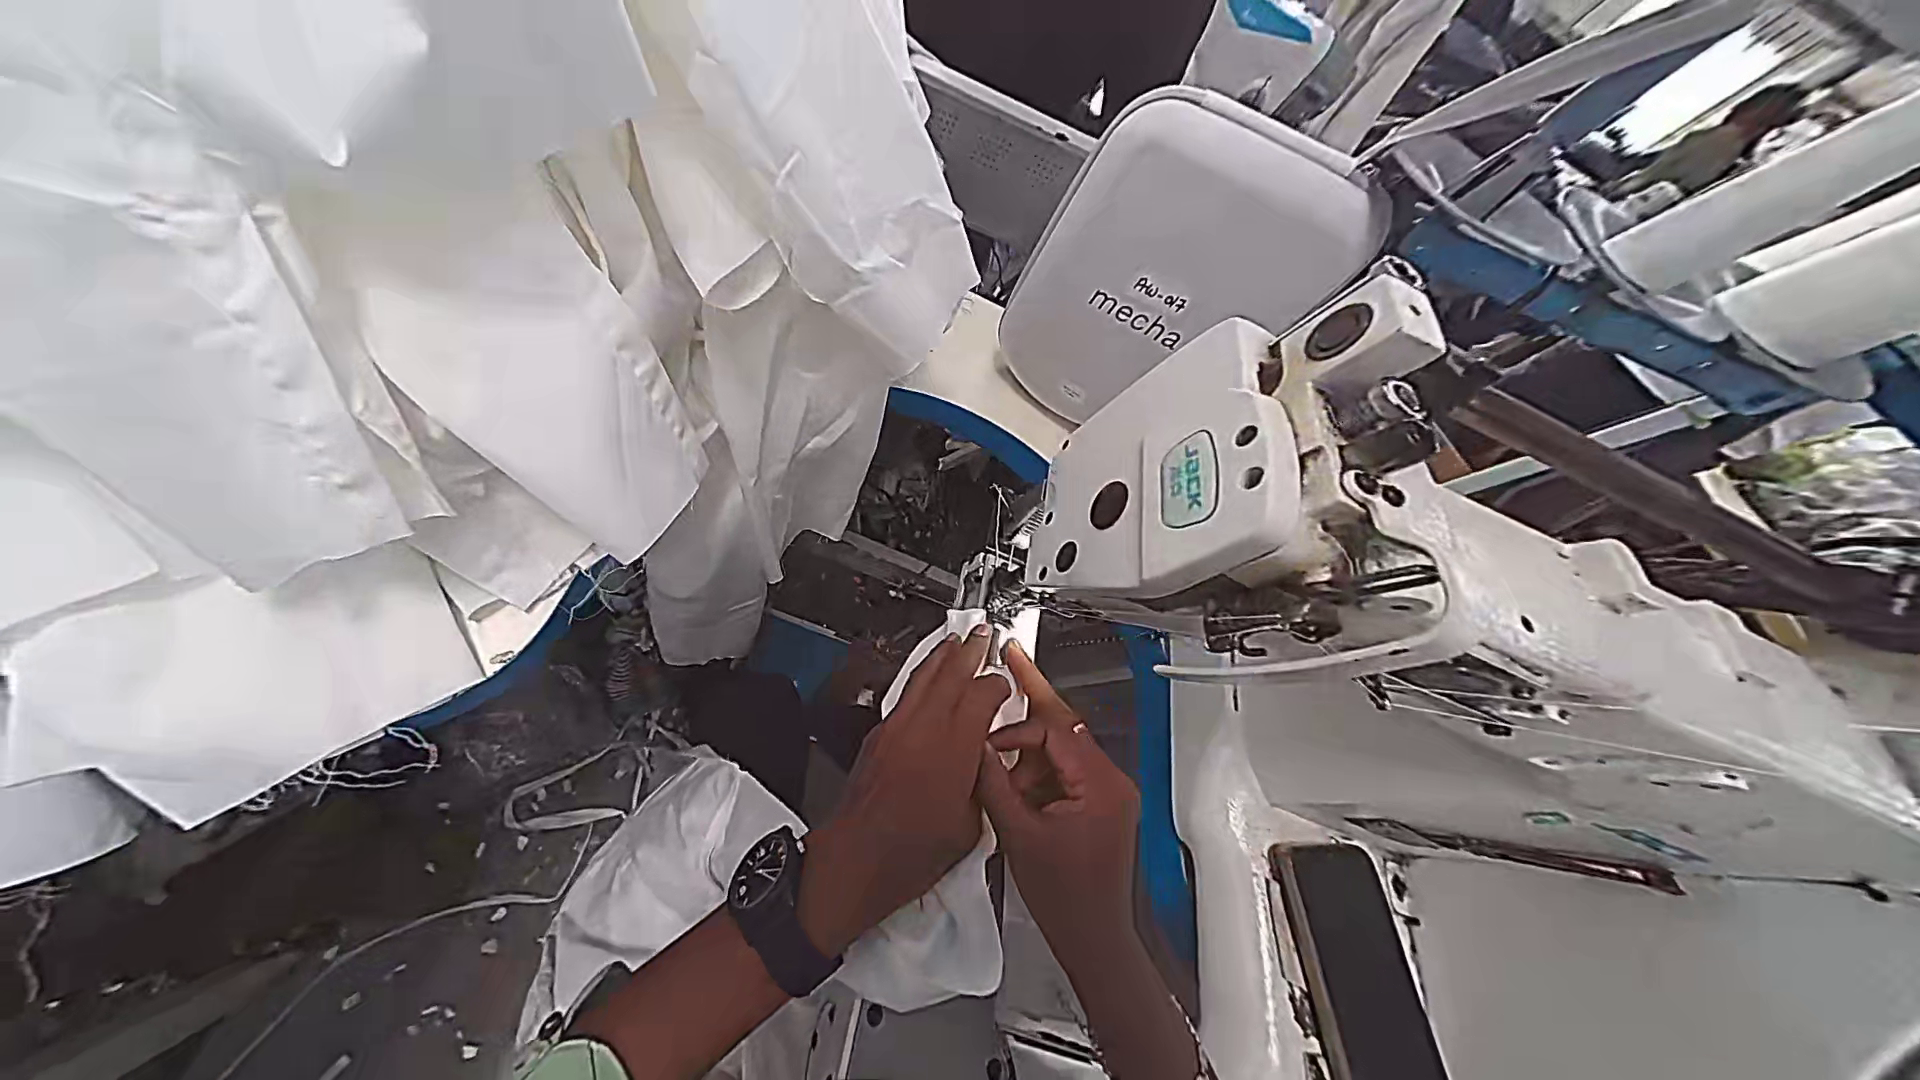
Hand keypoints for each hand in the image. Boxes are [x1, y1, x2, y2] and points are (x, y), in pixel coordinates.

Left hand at [800, 627, 1008, 953]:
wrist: (856, 859)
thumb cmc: (911, 852)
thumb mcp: (970, 823)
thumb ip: (982, 781)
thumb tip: (985, 761)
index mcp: (955, 748)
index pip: (982, 695)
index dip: (998, 685)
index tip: (1004, 685)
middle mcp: (925, 729)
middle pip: (952, 674)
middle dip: (971, 651)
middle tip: (982, 634)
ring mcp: (899, 728)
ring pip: (924, 677)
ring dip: (943, 656)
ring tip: (955, 641)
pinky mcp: (879, 734)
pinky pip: (906, 692)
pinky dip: (921, 676)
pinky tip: (927, 675)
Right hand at [975, 641, 1140, 953]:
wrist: (1094, 939)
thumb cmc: (1067, 900)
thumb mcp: (1019, 834)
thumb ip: (995, 782)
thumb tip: (978, 746)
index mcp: (1100, 785)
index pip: (1056, 729)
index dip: (1018, 724)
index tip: (993, 729)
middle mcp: (1111, 781)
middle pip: (1064, 727)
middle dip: (1032, 700)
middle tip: (1012, 658)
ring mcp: (1107, 791)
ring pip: (1061, 748)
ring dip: (1028, 753)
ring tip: (1003, 779)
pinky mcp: (1099, 802)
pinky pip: (1064, 770)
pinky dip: (1036, 772)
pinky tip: (1015, 788)